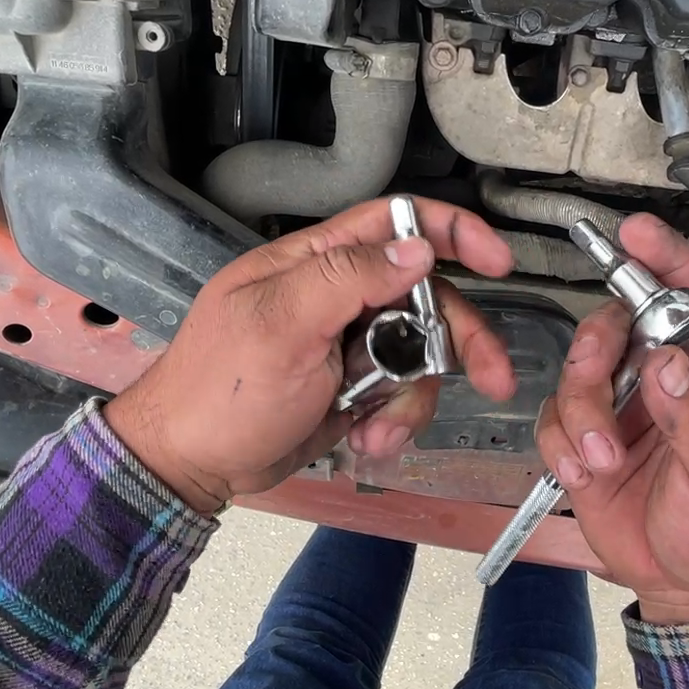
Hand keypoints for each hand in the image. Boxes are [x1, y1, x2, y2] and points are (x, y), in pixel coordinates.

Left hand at [105, 197, 517, 512]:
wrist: (190, 465)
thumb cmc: (223, 389)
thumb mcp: (281, 326)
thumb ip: (347, 278)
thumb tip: (417, 247)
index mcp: (317, 265)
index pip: (393, 223)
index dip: (451, 232)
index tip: (498, 261)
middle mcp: (341, 297)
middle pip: (426, 298)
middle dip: (461, 339)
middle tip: (494, 377)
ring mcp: (351, 345)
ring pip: (421, 355)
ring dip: (415, 398)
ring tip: (380, 434)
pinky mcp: (356, 387)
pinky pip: (402, 393)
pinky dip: (395, 420)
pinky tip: (366, 439)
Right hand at [534, 213, 688, 623]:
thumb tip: (665, 363)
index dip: (671, 262)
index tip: (638, 235)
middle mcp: (666, 377)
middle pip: (619, 323)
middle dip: (599, 346)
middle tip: (597, 374)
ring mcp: (622, 406)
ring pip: (578, 368)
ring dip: (581, 411)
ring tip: (602, 460)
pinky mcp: (584, 437)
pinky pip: (552, 417)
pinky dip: (560, 444)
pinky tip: (584, 473)